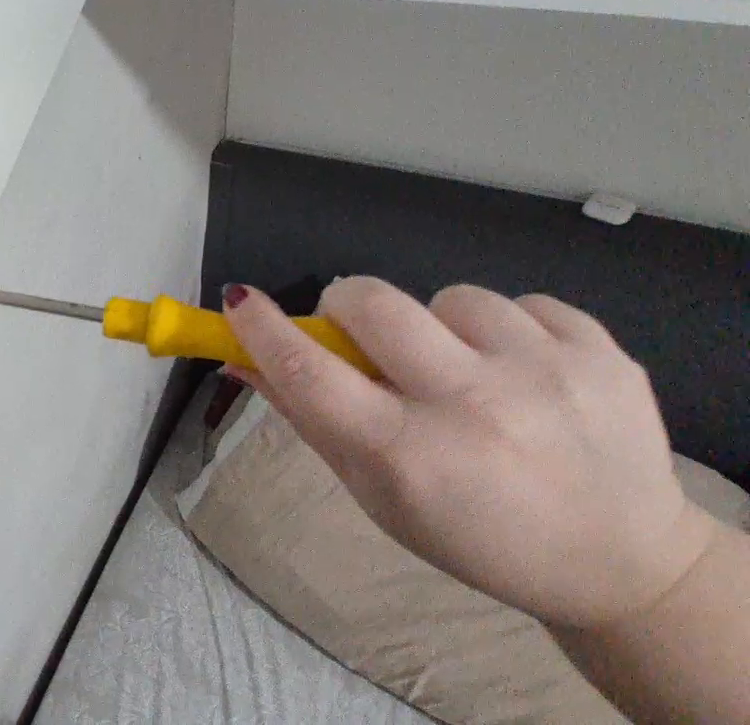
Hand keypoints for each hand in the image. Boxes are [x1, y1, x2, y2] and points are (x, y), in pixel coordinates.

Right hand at [223, 277, 718, 631]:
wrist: (622, 565)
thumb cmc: (469, 534)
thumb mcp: (371, 490)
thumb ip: (303, 414)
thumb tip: (238, 357)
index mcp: (408, 454)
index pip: (307, 369)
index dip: (261, 327)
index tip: (238, 300)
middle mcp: (475, 407)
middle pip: (373, 302)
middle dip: (345, 305)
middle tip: (359, 335)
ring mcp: (548, 376)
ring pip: (450, 296)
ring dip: (438, 326)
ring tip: (463, 370)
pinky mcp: (605, 357)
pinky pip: (524, 302)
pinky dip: (506, 331)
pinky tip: (520, 373)